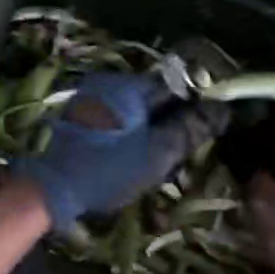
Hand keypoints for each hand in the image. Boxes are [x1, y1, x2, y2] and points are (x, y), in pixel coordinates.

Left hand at [12, 73, 227, 229]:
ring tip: (159, 159)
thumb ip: (190, 129)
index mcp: (129, 86)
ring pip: (137, 110)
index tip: (204, 130)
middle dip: (172, 121)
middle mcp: (108, 84)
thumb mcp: (156, 153)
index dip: (196, 106)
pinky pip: (118, 120)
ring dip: (152, 130)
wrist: (51, 189)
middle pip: (156, 97)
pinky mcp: (80, 118)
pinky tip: (135, 158)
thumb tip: (223, 109)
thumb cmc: (107, 171)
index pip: (177, 85)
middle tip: (181, 151)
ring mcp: (91, 100)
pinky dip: (131, 135)